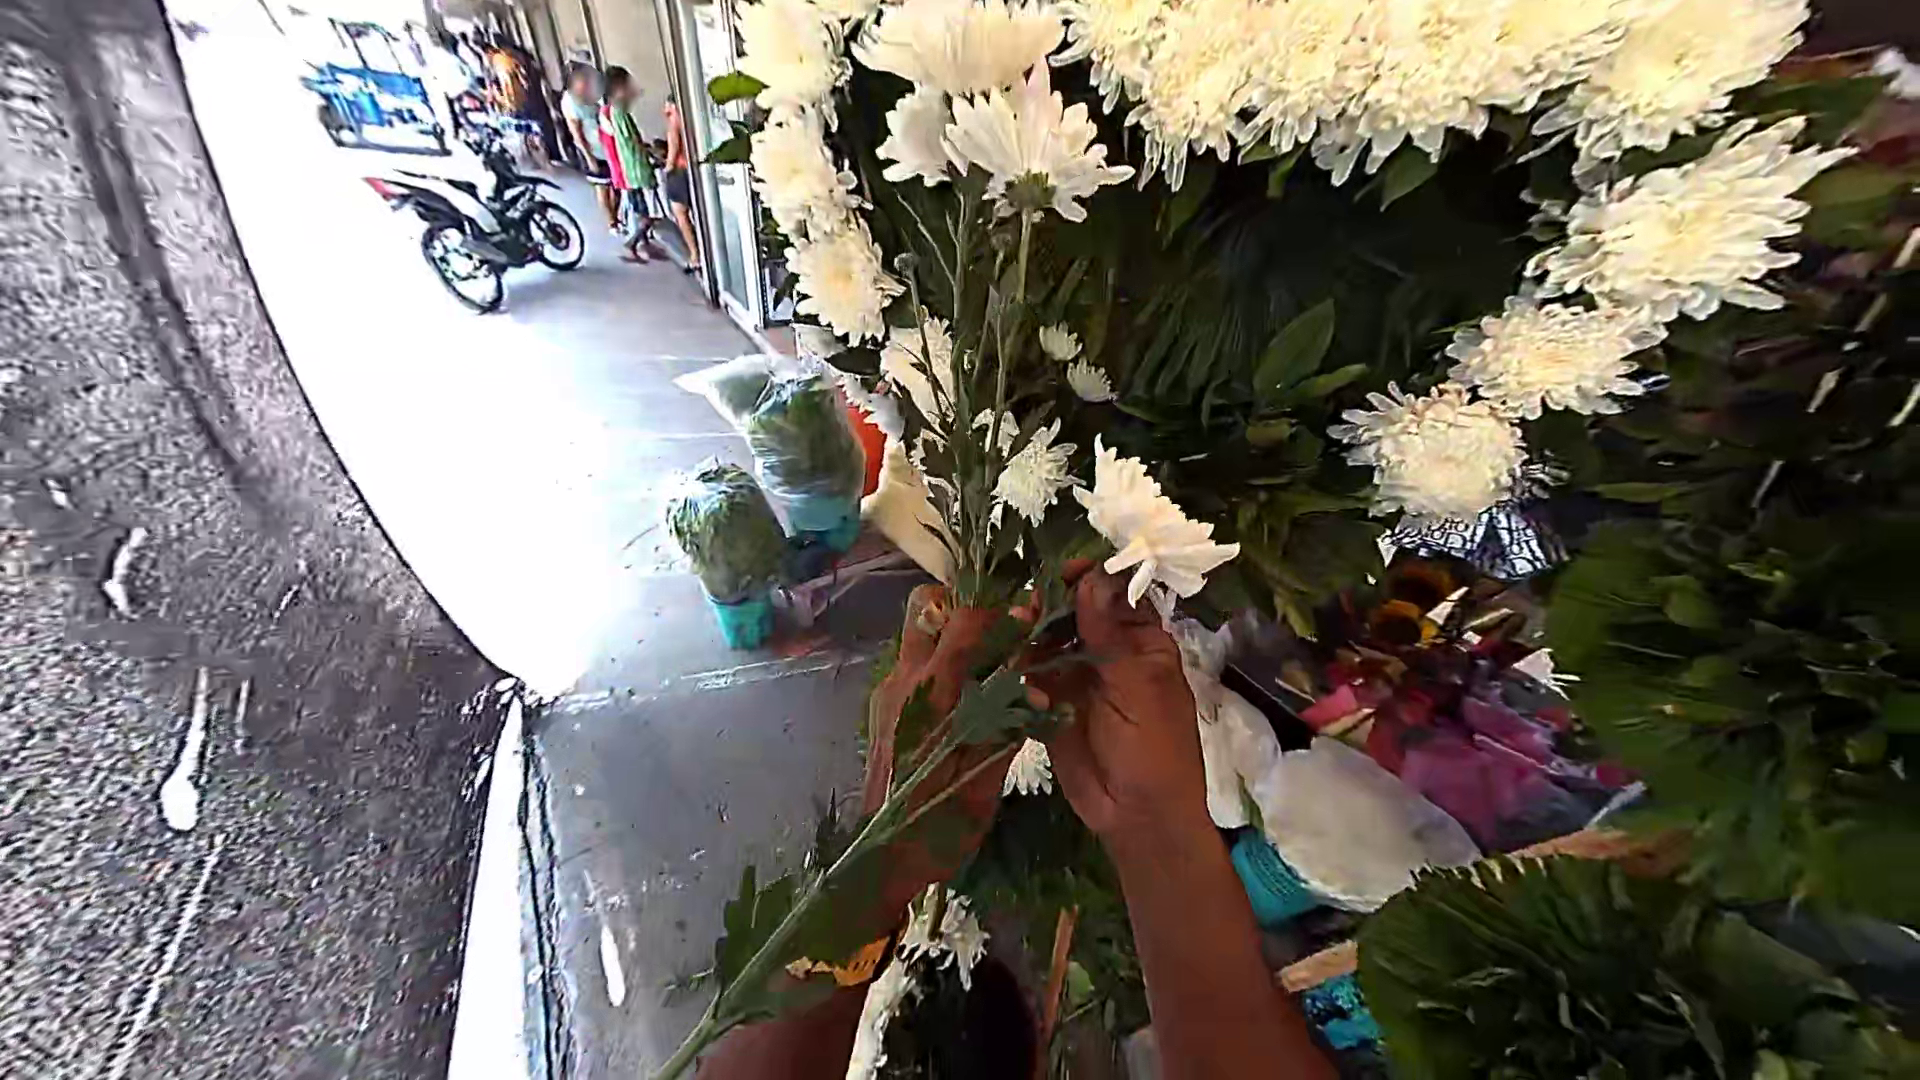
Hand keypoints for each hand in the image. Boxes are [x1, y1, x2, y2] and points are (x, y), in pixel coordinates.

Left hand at [859, 584, 1013, 916]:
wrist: (879, 859)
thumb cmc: (939, 822)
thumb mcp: (986, 775)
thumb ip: (1008, 718)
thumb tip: (1034, 678)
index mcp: (932, 692)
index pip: (965, 622)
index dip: (1002, 612)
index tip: (1028, 617)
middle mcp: (904, 678)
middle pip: (924, 604)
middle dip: (960, 605)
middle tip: (993, 632)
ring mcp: (887, 689)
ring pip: (915, 631)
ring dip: (947, 632)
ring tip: (980, 662)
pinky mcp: (881, 706)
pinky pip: (910, 661)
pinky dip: (936, 660)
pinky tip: (958, 696)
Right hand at [1036, 568, 1211, 862]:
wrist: (1136, 816)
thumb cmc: (1155, 748)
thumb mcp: (1137, 687)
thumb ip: (1109, 633)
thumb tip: (1093, 577)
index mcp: (1140, 641)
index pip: (1114, 594)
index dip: (1091, 577)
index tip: (1064, 569)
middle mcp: (1106, 650)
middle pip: (1074, 611)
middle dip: (1052, 603)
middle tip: (1030, 604)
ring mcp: (1076, 674)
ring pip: (1048, 639)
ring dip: (1031, 632)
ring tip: (1015, 627)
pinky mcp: (1050, 699)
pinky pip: (1030, 673)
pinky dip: (1021, 668)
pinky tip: (1017, 670)